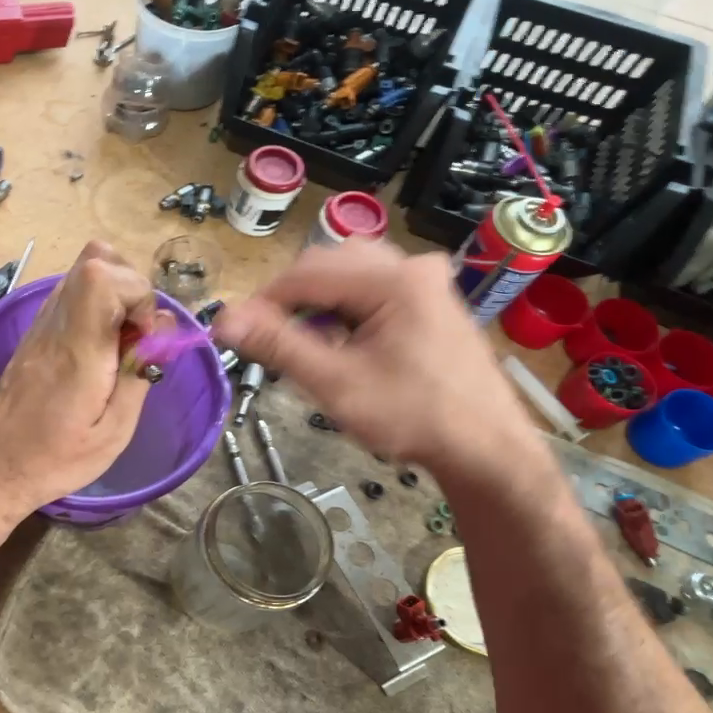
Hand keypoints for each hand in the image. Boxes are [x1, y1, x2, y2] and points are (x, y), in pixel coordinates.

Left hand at [0, 241, 156, 515]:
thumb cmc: (54, 460)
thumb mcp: (114, 432)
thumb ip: (139, 374)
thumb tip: (159, 330)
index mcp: (77, 348)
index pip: (102, 274)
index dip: (138, 293)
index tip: (144, 337)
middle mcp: (55, 324)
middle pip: (95, 259)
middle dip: (132, 288)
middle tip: (136, 336)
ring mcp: (40, 325)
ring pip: (82, 272)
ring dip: (115, 297)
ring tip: (120, 344)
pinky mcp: (34, 334)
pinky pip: (71, 296)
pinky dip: (96, 309)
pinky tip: (99, 352)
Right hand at [213, 241, 535, 481]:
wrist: (486, 448)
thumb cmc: (412, 417)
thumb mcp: (336, 384)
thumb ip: (278, 345)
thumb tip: (225, 320)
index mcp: (392, 279)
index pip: (305, 273)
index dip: (262, 301)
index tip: (234, 333)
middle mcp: (412, 266)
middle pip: (328, 264)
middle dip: (289, 299)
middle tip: (266, 341)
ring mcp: (426, 282)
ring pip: (349, 273)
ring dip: (316, 301)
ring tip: (301, 342)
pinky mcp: (431, 300)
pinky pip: (372, 287)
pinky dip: (344, 306)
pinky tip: (338, 341)